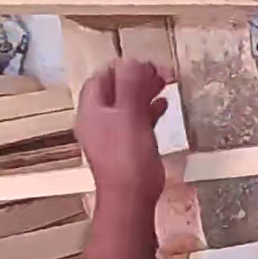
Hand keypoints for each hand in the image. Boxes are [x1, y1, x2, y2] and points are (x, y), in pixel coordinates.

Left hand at [75, 59, 168, 205]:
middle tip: (161, 71)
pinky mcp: (128, 146)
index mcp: (92, 110)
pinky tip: (162, 105)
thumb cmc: (127, 158)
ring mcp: (113, 134)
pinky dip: (149, 109)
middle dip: (138, 77)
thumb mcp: (129, 115)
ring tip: (165, 83)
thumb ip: (130, 86)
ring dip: (145, 91)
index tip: (148, 64)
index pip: (103, 77)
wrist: (132, 196)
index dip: (124, 66)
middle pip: (116, 89)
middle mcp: (99, 120)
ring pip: (128, 103)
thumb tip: (133, 61)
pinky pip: (137, 120)